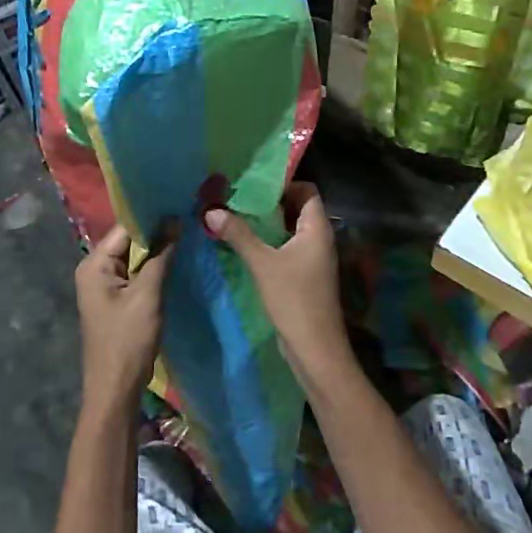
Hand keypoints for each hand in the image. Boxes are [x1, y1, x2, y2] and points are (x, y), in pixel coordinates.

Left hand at [74, 225, 171, 415]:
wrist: (115, 390)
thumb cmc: (128, 341)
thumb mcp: (148, 296)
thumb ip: (161, 256)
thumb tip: (176, 221)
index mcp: (94, 265)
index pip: (125, 228)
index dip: (153, 217)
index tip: (181, 205)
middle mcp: (94, 270)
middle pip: (130, 241)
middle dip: (158, 232)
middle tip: (190, 218)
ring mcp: (104, 286)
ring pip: (135, 258)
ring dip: (159, 251)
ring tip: (188, 234)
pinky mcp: (116, 300)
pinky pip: (136, 274)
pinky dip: (155, 268)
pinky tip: (177, 261)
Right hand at [204, 183, 353, 389]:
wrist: (315, 348)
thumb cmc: (294, 299)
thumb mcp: (262, 263)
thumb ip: (238, 234)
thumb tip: (211, 210)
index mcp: (318, 228)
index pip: (307, 190)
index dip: (284, 184)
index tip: (253, 186)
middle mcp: (320, 238)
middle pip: (298, 208)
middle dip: (270, 203)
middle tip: (238, 200)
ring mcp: (314, 258)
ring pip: (291, 229)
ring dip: (268, 224)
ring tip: (237, 219)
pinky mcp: (305, 274)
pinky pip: (288, 247)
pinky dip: (270, 242)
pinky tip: (246, 246)